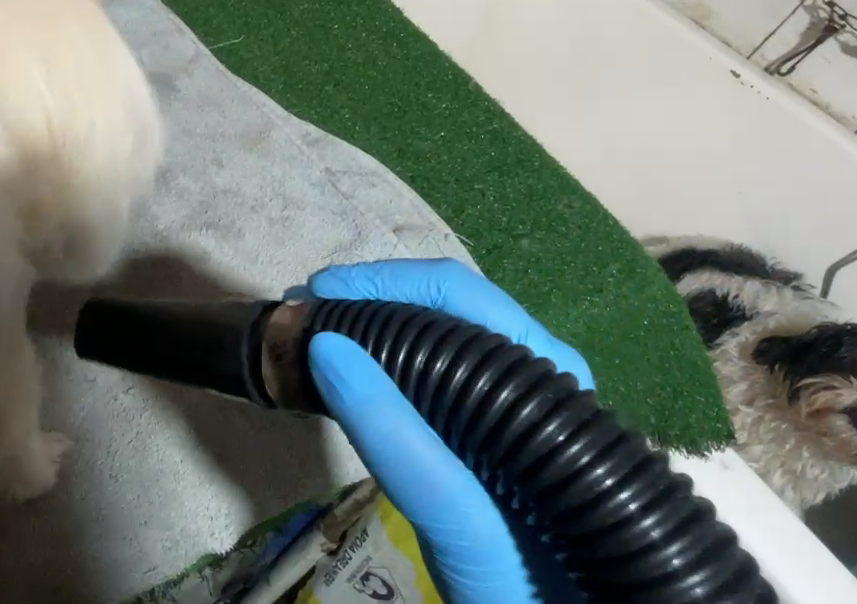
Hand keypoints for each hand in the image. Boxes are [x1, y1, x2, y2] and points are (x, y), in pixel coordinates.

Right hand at [306, 259, 594, 603]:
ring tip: (318, 332)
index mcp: (551, 383)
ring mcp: (522, 401)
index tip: (313, 296)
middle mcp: (542, 376)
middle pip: (449, 303)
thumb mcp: (468, 534)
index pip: (456, 295)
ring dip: (377, 324)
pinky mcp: (498, 430)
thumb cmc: (532, 593)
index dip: (379, 284)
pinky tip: (354, 370)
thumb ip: (403, 448)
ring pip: (443, 332)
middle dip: (371, 298)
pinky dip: (389, 359)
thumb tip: (325, 348)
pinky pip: (441, 370)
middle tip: (304, 313)